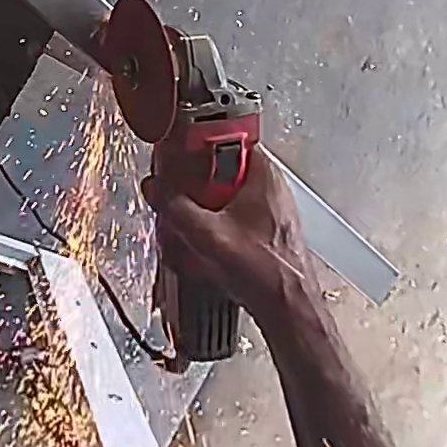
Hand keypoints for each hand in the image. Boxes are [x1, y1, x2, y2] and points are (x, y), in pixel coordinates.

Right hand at [142, 146, 319, 319]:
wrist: (289, 310)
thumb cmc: (266, 272)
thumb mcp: (208, 236)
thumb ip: (175, 208)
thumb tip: (156, 190)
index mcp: (263, 174)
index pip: (228, 137)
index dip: (200, 142)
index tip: (180, 150)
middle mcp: (271, 185)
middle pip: (223, 166)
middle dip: (197, 180)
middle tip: (178, 191)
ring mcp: (271, 206)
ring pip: (228, 191)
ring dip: (206, 203)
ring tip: (190, 220)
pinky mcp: (267, 226)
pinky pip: (235, 211)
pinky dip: (218, 219)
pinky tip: (207, 240)